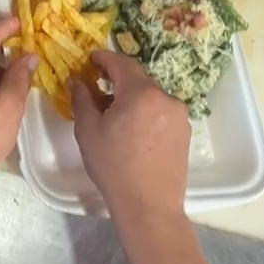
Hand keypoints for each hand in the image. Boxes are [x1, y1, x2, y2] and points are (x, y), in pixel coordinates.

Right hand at [72, 51, 190, 230]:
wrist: (148, 206)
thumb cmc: (113, 165)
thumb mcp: (88, 129)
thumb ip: (82, 97)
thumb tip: (78, 80)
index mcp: (141, 93)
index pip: (121, 63)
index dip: (103, 58)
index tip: (89, 60)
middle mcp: (165, 98)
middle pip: (137, 78)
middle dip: (115, 79)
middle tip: (95, 86)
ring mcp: (179, 116)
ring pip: (149, 95)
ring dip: (130, 96)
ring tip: (111, 113)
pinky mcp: (184, 132)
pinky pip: (160, 111)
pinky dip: (143, 111)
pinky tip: (130, 128)